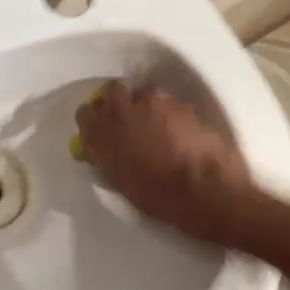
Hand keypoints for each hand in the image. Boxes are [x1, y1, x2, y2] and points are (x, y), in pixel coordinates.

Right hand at [75, 82, 265, 245]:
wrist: (205, 192)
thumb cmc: (158, 198)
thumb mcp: (121, 183)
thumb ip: (108, 159)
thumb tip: (103, 151)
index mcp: (101, 134)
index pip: (84, 113)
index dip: (94, 120)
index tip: (101, 130)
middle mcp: (123, 110)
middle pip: (113, 90)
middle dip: (118, 101)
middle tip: (129, 121)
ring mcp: (154, 104)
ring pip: (144, 94)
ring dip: (147, 107)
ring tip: (158, 129)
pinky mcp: (182, 105)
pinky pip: (169, 104)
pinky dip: (171, 115)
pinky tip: (180, 134)